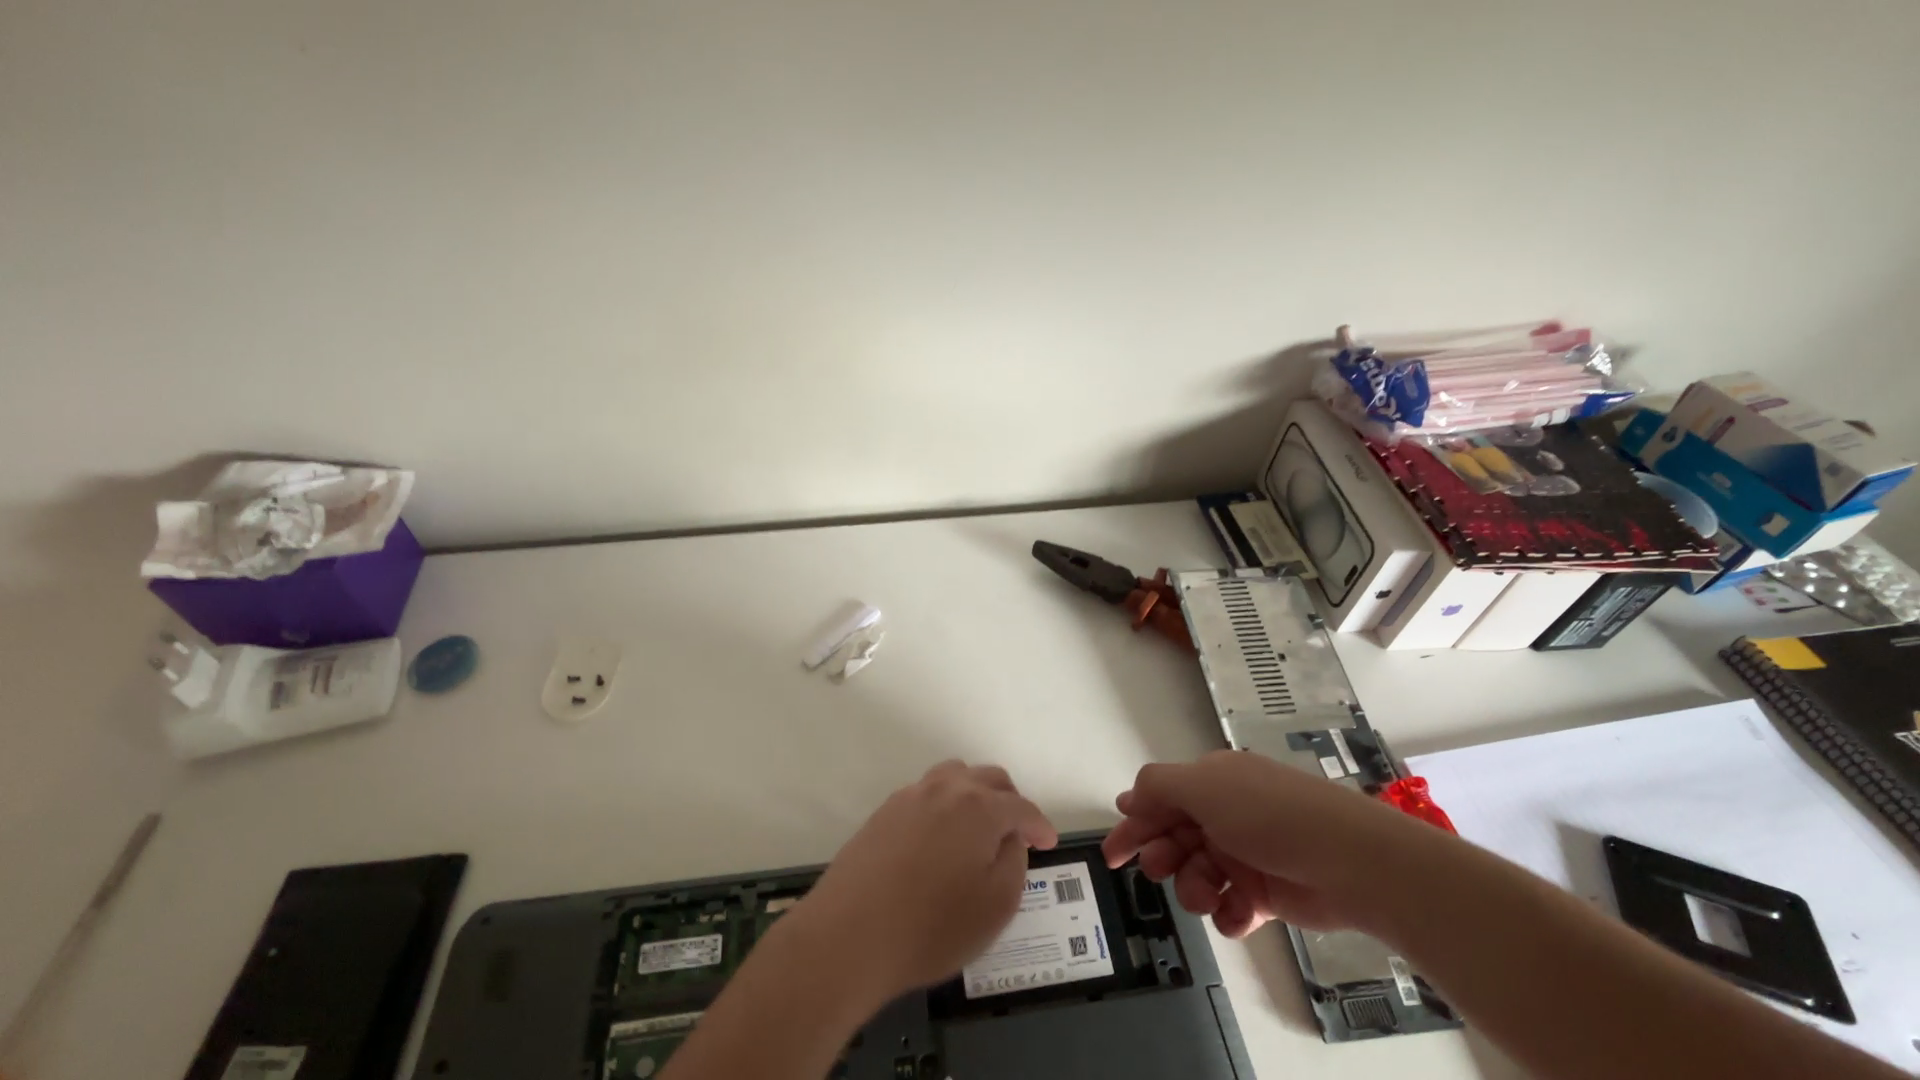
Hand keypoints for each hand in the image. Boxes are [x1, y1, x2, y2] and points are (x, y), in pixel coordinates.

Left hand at [789, 761, 1058, 1000]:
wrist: (848, 937)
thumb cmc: (932, 927)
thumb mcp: (997, 905)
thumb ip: (1014, 862)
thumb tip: (1010, 838)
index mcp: (979, 807)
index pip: (1021, 807)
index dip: (1039, 825)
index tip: (1048, 844)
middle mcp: (944, 790)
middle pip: (988, 779)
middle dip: (1010, 801)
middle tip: (1018, 834)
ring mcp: (908, 798)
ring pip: (952, 778)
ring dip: (974, 795)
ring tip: (979, 830)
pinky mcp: (881, 815)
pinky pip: (924, 796)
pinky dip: (943, 807)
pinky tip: (940, 841)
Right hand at [1102, 750, 1441, 937]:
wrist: (1353, 864)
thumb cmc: (1272, 817)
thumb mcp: (1204, 787)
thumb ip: (1156, 787)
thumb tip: (1128, 797)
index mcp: (1213, 783)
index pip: (1160, 801)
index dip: (1134, 826)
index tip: (1113, 856)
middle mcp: (1228, 815)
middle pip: (1175, 840)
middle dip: (1164, 858)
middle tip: (1163, 869)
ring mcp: (1248, 854)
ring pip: (1198, 876)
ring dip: (1195, 889)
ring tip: (1211, 897)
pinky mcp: (1268, 893)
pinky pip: (1230, 907)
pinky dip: (1227, 914)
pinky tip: (1237, 914)